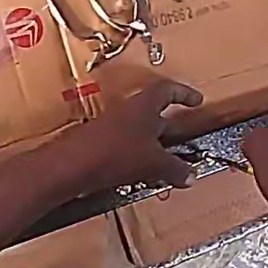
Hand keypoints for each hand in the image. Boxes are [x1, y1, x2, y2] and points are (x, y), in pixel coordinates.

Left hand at [38, 78, 203, 197]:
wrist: (70, 166)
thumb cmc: (116, 153)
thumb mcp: (154, 163)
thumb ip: (175, 169)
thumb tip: (190, 176)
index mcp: (144, 106)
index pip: (168, 90)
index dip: (184, 94)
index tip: (197, 100)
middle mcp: (126, 111)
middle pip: (153, 112)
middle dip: (168, 126)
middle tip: (181, 138)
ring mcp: (110, 126)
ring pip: (138, 132)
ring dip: (152, 146)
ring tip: (163, 165)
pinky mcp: (98, 143)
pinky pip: (124, 147)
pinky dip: (136, 159)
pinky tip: (140, 176)